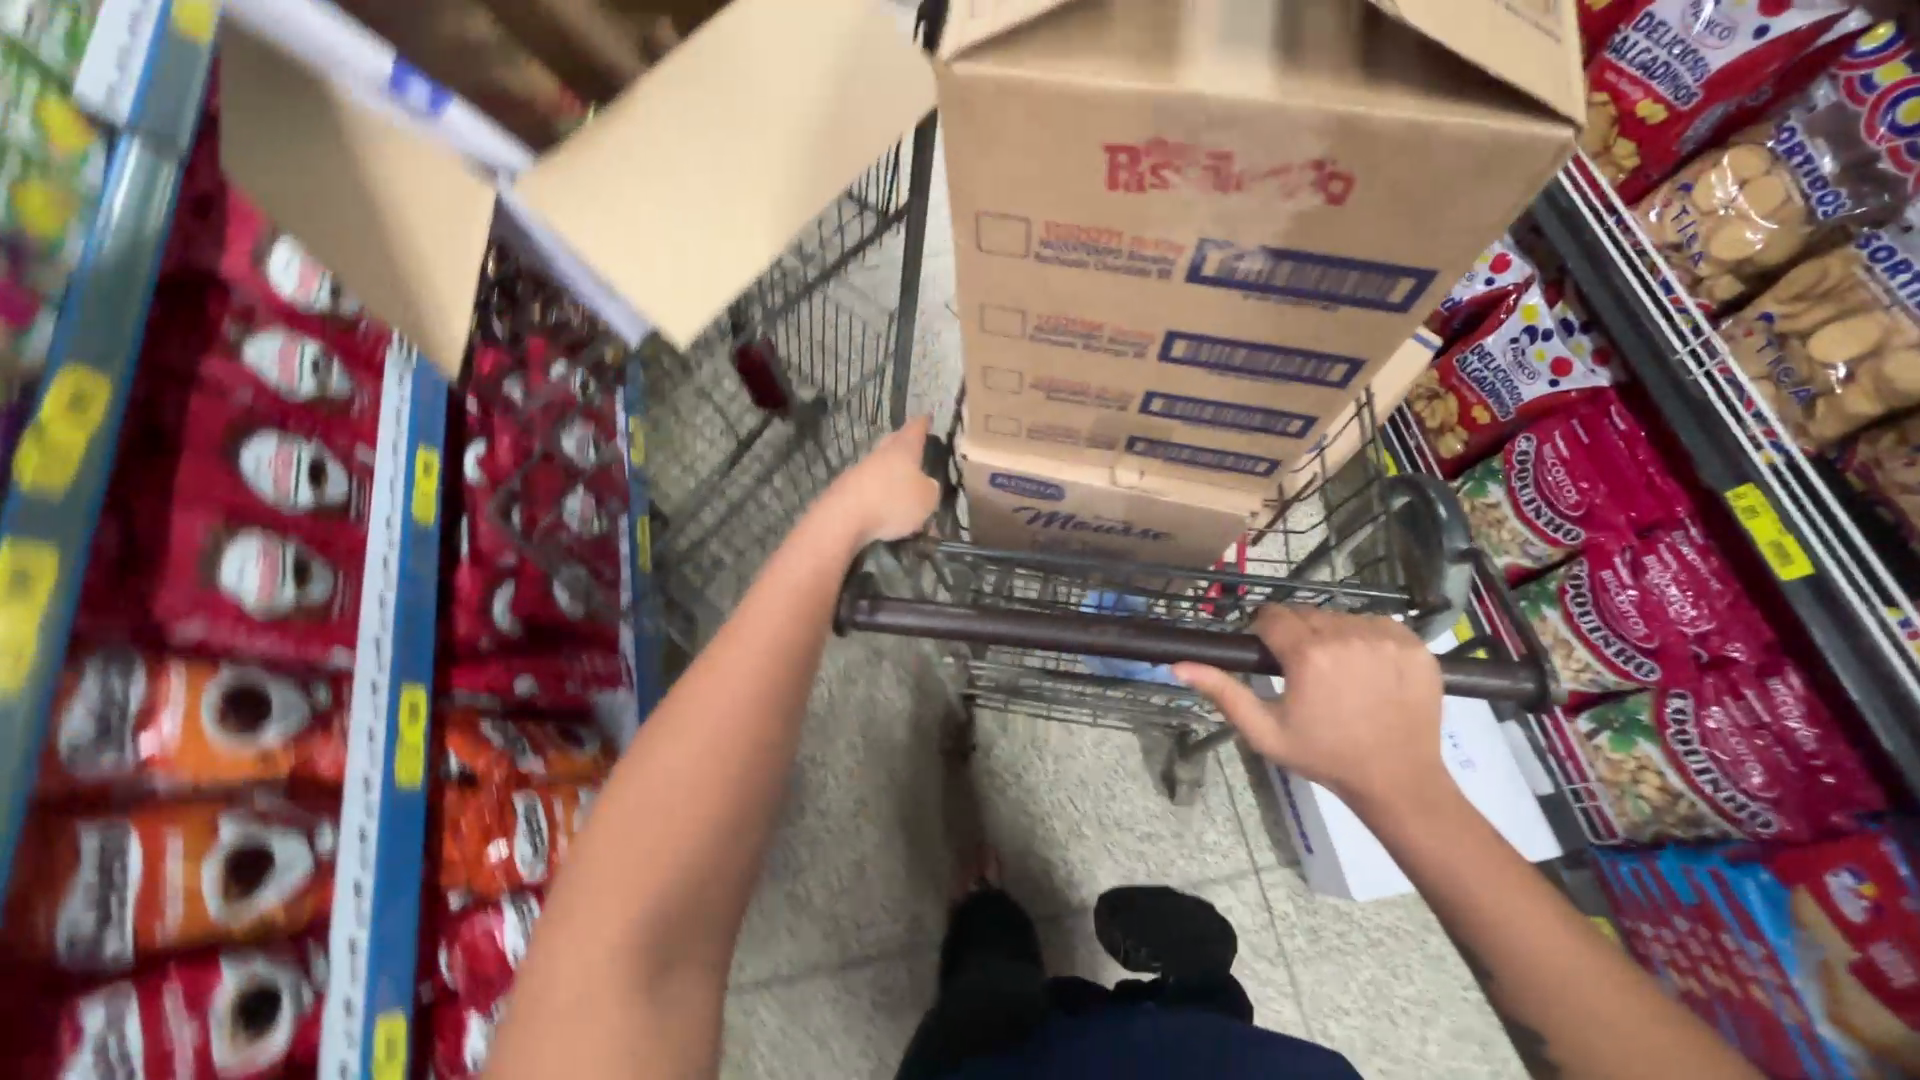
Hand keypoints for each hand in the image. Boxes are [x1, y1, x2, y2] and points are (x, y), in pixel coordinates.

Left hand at [821, 415, 940, 546]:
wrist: (843, 517)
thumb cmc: (892, 501)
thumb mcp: (926, 499)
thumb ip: (930, 489)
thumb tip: (926, 485)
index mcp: (903, 449)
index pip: (915, 429)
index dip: (922, 423)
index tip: (926, 416)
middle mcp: (880, 455)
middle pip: (892, 442)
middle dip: (903, 442)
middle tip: (913, 444)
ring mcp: (859, 471)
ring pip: (879, 465)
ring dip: (889, 471)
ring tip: (901, 484)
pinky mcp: (845, 490)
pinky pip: (868, 486)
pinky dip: (877, 491)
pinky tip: (883, 505)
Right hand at [1173, 606, 1448, 814]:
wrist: (1397, 778)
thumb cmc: (1323, 755)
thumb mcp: (1264, 731)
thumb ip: (1223, 692)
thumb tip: (1178, 664)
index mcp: (1308, 654)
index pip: (1273, 616)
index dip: (1266, 634)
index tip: (1273, 659)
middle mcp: (1347, 634)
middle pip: (1307, 615)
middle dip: (1299, 636)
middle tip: (1305, 673)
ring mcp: (1386, 638)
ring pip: (1342, 617)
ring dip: (1333, 636)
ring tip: (1338, 674)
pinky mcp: (1416, 645)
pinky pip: (1379, 625)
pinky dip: (1368, 640)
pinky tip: (1368, 671)